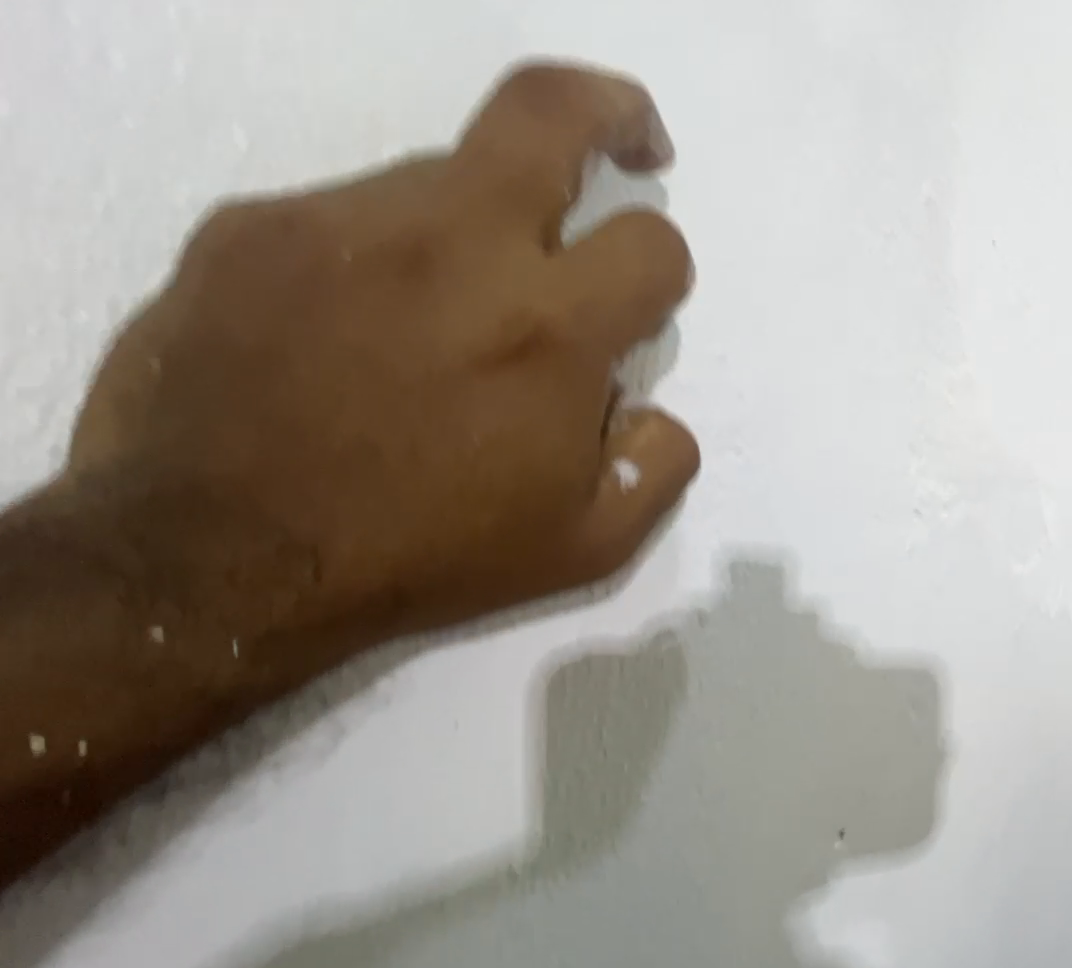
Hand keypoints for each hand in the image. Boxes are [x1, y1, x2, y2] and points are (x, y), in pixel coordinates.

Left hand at [60, 61, 696, 656]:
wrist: (217, 562)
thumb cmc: (430, 556)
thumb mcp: (593, 545)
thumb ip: (660, 462)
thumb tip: (652, 405)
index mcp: (550, 330)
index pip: (651, 245)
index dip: (665, 271)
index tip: (644, 306)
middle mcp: (455, 247)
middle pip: (549, 111)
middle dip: (615, 112)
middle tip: (637, 143)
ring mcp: (345, 224)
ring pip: (456, 175)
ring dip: (498, 225)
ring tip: (467, 314)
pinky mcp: (257, 228)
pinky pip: (363, 213)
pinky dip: (404, 254)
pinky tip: (377, 329)